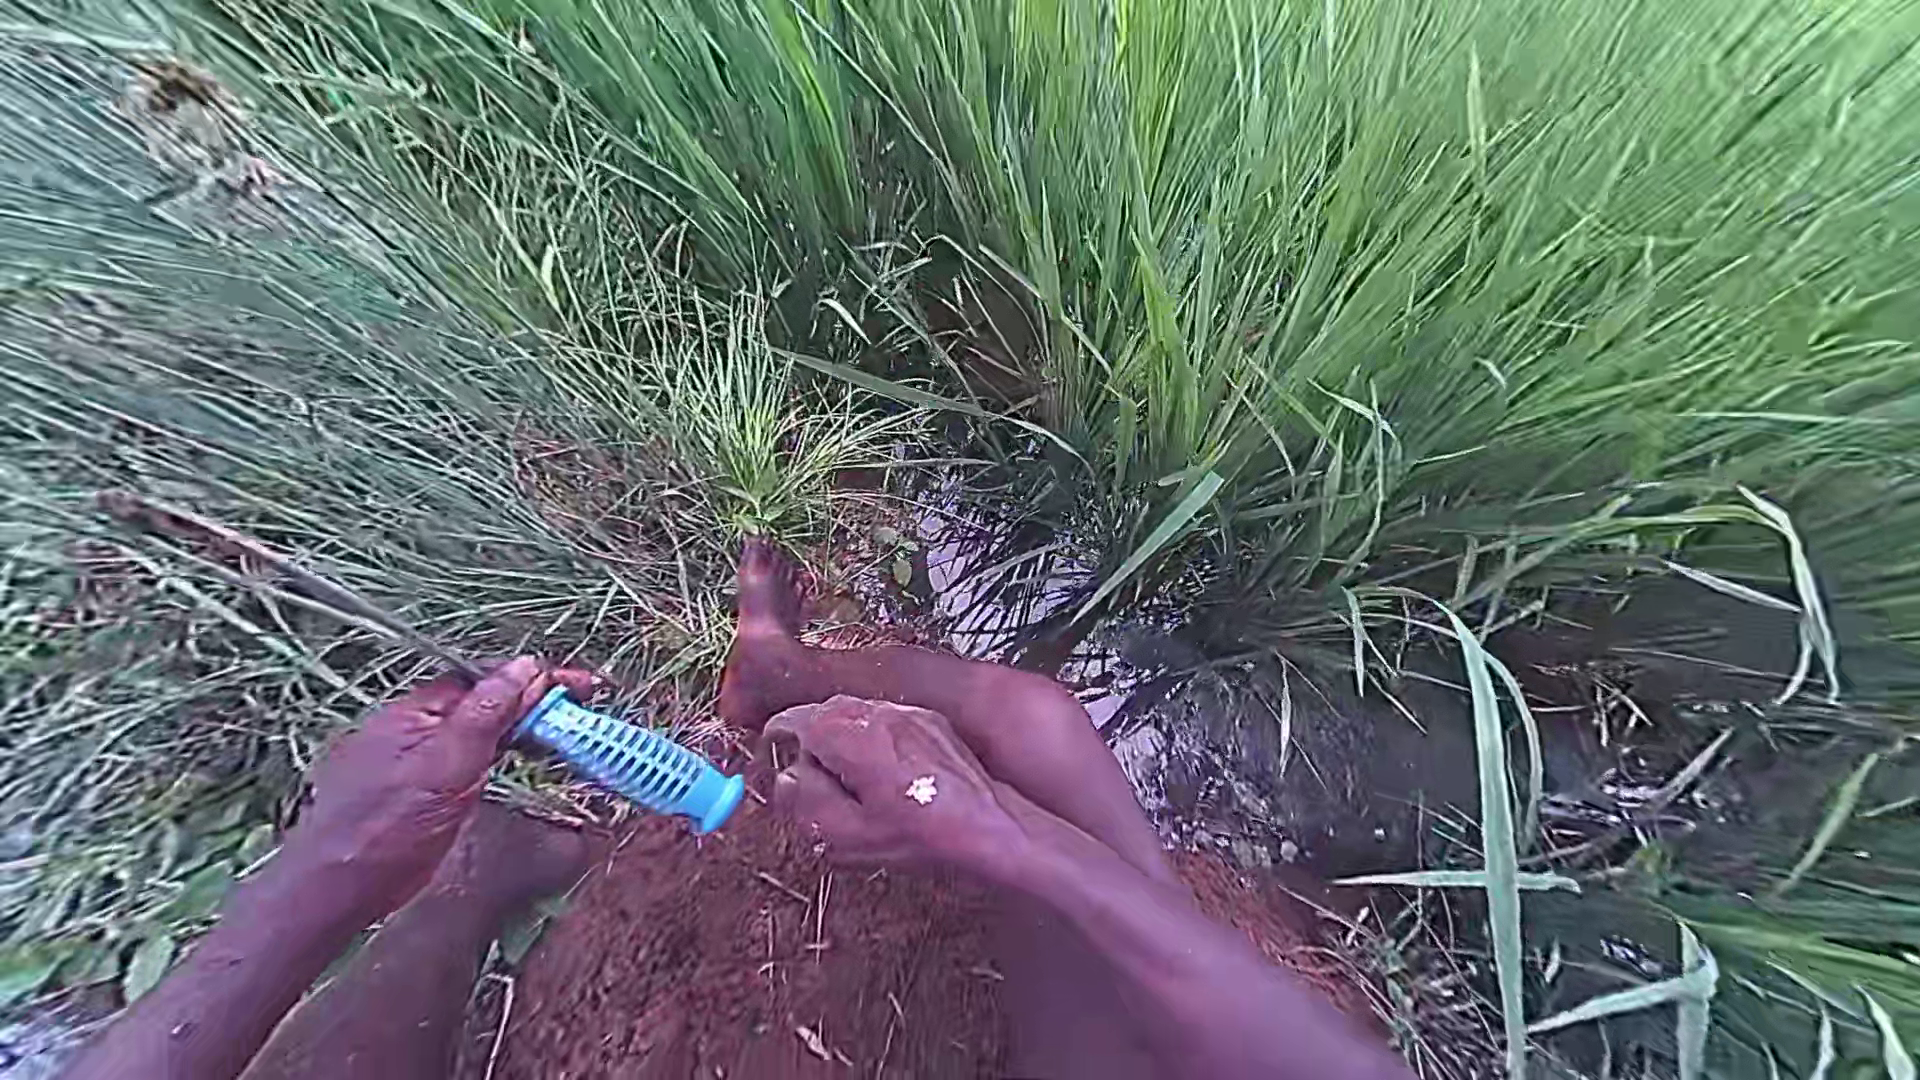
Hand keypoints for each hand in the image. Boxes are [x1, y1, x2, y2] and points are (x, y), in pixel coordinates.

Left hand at [280, 656, 591, 919]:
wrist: (334, 895)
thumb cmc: (387, 826)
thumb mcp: (448, 761)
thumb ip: (488, 710)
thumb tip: (525, 665)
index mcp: (416, 711)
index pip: (487, 678)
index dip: (535, 679)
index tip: (579, 687)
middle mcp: (418, 726)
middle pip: (488, 698)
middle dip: (536, 699)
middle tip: (580, 707)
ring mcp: (422, 755)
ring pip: (486, 725)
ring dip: (526, 723)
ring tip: (562, 729)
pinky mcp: (429, 783)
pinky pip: (477, 750)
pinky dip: (508, 746)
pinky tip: (527, 753)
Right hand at [762, 695, 1025, 875]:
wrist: (985, 820)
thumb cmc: (917, 833)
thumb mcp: (848, 836)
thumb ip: (807, 803)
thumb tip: (786, 777)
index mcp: (851, 735)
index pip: (796, 719)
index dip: (778, 739)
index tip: (774, 757)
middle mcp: (878, 711)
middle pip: (825, 711)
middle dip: (810, 738)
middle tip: (810, 775)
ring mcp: (906, 711)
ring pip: (856, 711)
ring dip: (841, 735)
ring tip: (847, 778)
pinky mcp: (928, 717)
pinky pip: (885, 717)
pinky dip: (872, 734)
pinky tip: (883, 770)